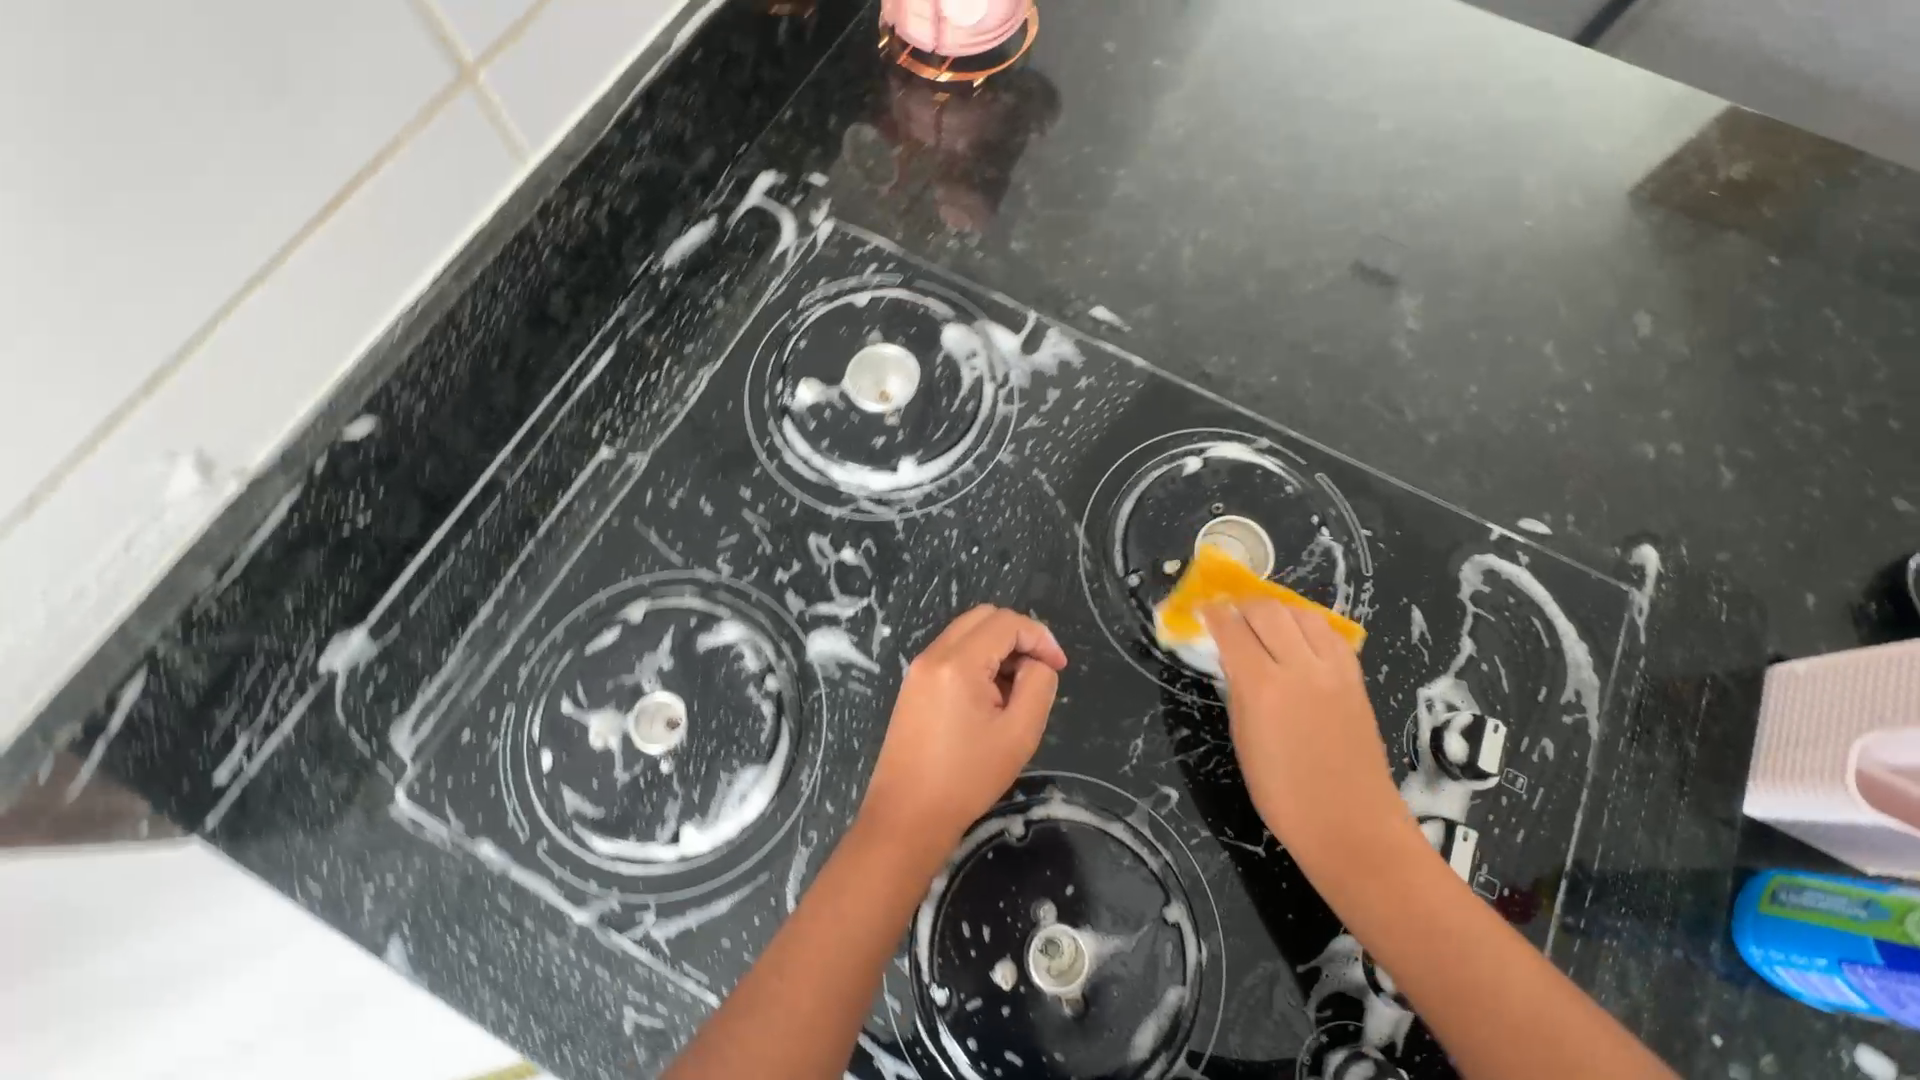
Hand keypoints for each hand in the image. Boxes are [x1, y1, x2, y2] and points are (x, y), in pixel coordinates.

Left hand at [860, 605, 1067, 853]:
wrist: (907, 816)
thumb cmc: (967, 778)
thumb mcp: (1019, 733)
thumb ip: (1038, 686)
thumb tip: (1036, 664)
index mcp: (958, 662)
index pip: (1006, 622)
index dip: (1040, 637)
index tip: (1059, 667)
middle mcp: (933, 655)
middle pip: (984, 618)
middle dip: (1018, 637)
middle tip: (1039, 673)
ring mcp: (918, 670)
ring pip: (967, 634)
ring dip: (998, 649)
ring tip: (1016, 692)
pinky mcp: (913, 687)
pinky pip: (952, 655)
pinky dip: (978, 662)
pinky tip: (990, 700)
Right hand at [1202, 600, 1403, 857]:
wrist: (1349, 822)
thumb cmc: (1282, 793)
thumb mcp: (1243, 739)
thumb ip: (1237, 691)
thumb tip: (1231, 659)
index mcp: (1262, 686)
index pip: (1232, 629)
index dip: (1214, 615)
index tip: (1203, 611)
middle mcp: (1299, 666)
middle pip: (1267, 610)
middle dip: (1243, 606)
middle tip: (1230, 615)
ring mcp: (1333, 669)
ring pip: (1302, 613)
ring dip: (1277, 610)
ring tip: (1264, 623)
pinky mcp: (1356, 677)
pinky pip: (1329, 634)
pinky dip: (1308, 626)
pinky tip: (1298, 638)